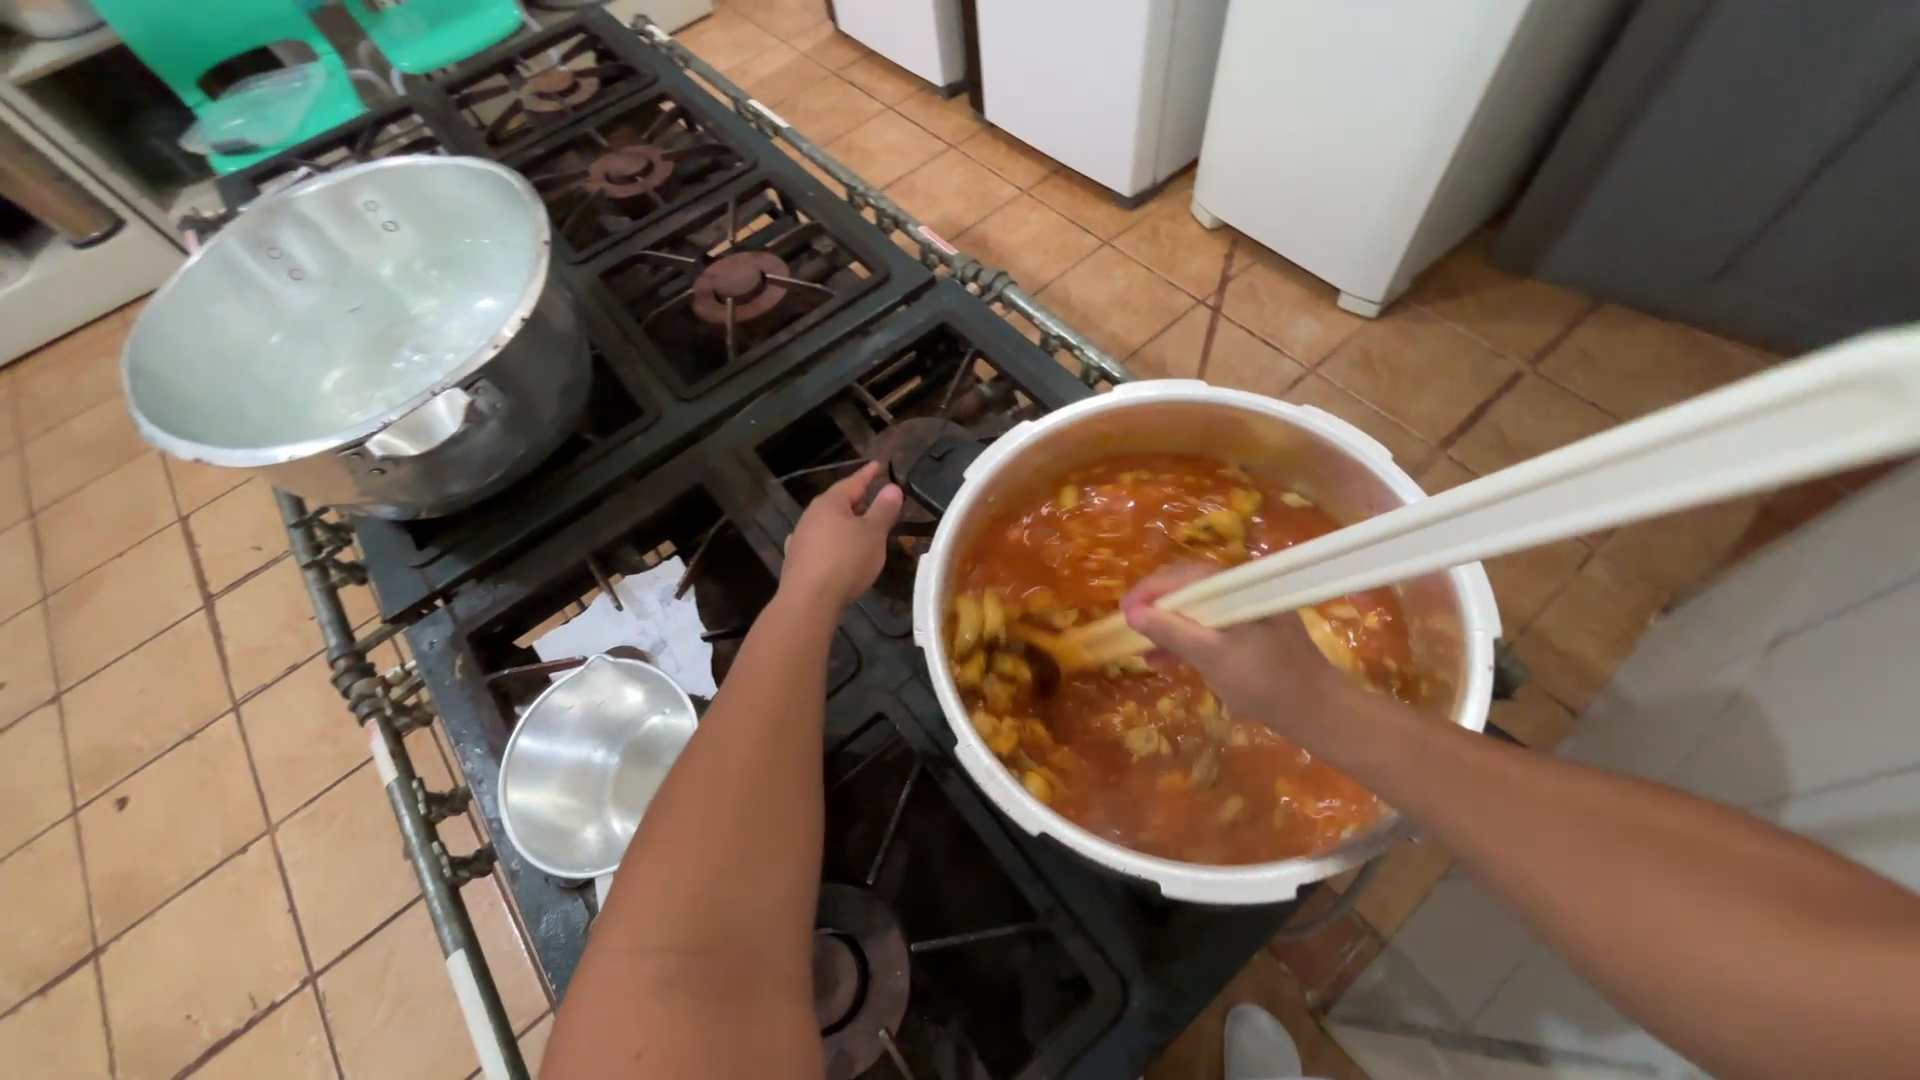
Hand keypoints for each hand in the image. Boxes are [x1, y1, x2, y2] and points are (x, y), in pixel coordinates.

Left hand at [780, 461, 903, 607]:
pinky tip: (829, 548)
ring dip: (842, 523)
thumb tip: (892, 488)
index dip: (868, 475)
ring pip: (826, 524)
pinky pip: (818, 544)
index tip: (878, 465)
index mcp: (830, 504)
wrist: (808, 600)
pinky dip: (830, 542)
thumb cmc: (845, 561)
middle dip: (855, 501)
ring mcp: (800, 539)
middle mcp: (810, 516)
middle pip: (837, 503)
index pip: (853, 483)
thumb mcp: (873, 534)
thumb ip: (883, 510)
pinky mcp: (796, 561)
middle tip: (872, 498)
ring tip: (856, 526)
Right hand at [1121, 563, 1361, 745]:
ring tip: (1144, 650)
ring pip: (1196, 609)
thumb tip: (1132, 613)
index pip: (1182, 576)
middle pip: (1188, 589)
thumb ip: (1172, 632)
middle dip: (1156, 609)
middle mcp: (1243, 589)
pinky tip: (1166, 659)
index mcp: (1238, 586)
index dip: (1148, 591)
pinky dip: (1187, 639)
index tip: (1123, 613)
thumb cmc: (1266, 683)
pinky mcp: (1251, 629)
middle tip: (1130, 630)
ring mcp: (1248, 609)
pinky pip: (1210, 625)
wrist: (1319, 711)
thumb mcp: (1212, 657)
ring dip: (1168, 627)